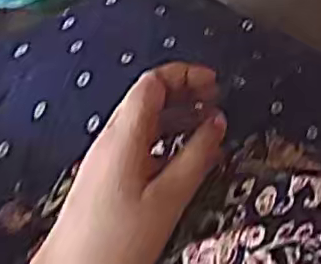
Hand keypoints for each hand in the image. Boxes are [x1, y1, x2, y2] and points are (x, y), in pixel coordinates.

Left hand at [32, 63, 226, 263]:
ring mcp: (103, 162)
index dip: (187, 75)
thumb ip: (197, 154)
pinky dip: (164, 141)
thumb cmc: (108, 248)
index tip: (212, 83)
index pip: (154, 81)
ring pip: (145, 121)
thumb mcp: (167, 198)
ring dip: (177, 118)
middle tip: (213, 102)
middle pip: (150, 96)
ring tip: (204, 131)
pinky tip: (181, 162)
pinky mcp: (102, 182)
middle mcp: (110, 142)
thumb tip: (217, 125)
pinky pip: (138, 145)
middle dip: (186, 93)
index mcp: (123, 136)